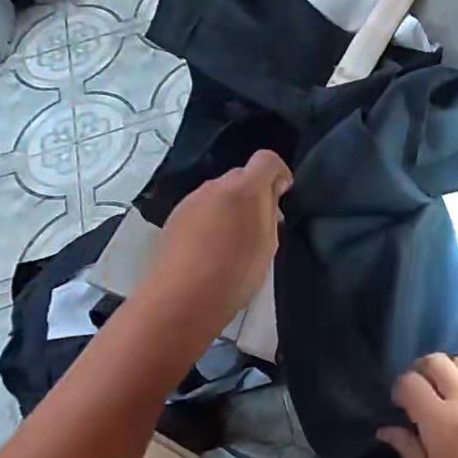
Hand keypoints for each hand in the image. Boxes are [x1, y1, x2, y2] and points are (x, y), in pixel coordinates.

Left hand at [136, 149, 291, 335]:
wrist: (181, 298)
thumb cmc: (234, 274)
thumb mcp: (268, 244)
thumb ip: (270, 211)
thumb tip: (269, 195)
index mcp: (245, 188)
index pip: (267, 159)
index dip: (279, 173)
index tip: (283, 195)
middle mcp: (215, 185)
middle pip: (241, 176)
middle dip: (253, 193)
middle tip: (260, 226)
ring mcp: (191, 200)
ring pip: (219, 193)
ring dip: (230, 207)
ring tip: (233, 243)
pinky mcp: (174, 217)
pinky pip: (201, 209)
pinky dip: (210, 220)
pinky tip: (210, 250)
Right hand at [379, 354, 457, 457]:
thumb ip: (409, 449)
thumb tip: (385, 430)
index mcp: (441, 424)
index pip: (410, 382)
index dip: (400, 389)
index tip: (400, 405)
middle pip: (438, 362)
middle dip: (422, 371)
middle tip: (420, 393)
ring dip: (450, 371)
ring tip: (447, 394)